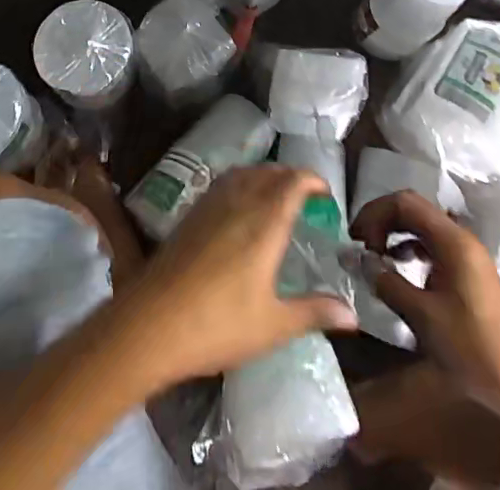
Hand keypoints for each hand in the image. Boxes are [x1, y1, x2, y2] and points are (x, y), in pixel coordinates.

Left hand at [112, 165, 357, 386]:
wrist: (146, 328)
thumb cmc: (216, 325)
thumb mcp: (273, 326)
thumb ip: (314, 313)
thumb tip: (353, 316)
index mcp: (265, 222)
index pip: (295, 182)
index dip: (314, 180)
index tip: (326, 196)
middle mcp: (239, 203)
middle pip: (270, 172)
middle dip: (292, 177)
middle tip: (305, 198)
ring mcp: (209, 207)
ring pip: (243, 173)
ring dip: (264, 176)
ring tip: (274, 197)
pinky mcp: (188, 218)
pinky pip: (222, 184)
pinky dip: (240, 184)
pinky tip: (237, 209)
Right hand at [351, 190, 499, 423]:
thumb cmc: (472, 348)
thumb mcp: (422, 316)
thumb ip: (386, 282)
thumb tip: (355, 258)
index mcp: (453, 240)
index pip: (406, 202)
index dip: (375, 213)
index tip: (354, 240)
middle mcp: (460, 239)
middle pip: (414, 210)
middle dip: (382, 222)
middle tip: (357, 247)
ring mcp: (466, 256)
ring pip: (423, 229)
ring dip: (394, 236)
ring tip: (371, 259)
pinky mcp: (467, 274)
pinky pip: (432, 248)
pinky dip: (409, 252)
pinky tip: (396, 271)